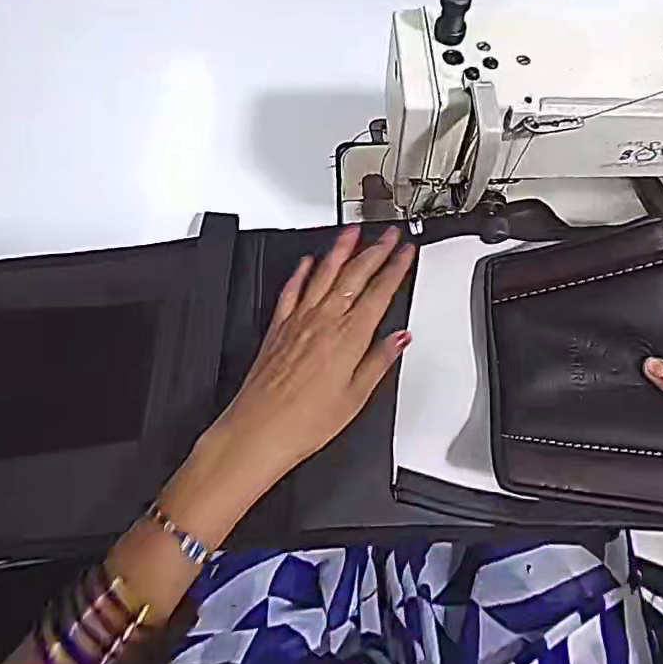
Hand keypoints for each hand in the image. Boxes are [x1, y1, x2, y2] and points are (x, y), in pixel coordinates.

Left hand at [206, 225, 416, 494]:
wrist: (257, 432)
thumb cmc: (304, 422)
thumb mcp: (356, 397)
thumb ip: (379, 361)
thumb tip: (400, 339)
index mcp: (349, 337)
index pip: (380, 291)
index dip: (396, 267)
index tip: (406, 251)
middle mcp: (324, 322)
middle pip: (355, 275)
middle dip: (376, 249)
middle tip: (389, 233)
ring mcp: (299, 321)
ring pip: (324, 273)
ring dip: (341, 249)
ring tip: (352, 231)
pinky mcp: (278, 328)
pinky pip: (292, 290)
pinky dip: (301, 272)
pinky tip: (307, 261)